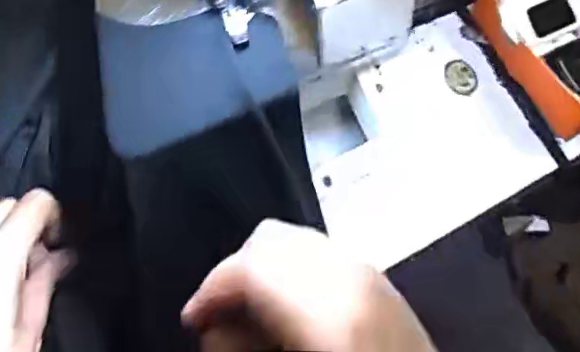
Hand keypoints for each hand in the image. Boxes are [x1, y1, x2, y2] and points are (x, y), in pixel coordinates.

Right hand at [182, 220, 433, 351]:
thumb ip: (246, 341)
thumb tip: (220, 323)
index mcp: (332, 298)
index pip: (256, 257)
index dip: (214, 283)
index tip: (194, 316)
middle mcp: (355, 269)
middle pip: (277, 238)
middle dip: (240, 272)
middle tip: (217, 322)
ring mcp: (374, 271)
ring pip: (302, 243)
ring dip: (268, 272)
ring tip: (248, 323)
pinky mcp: (385, 284)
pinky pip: (327, 260)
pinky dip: (297, 277)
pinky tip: (288, 317)